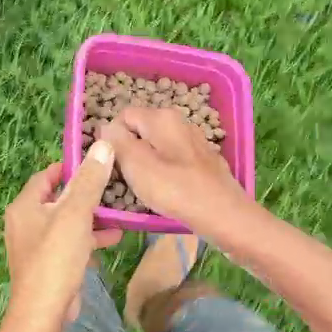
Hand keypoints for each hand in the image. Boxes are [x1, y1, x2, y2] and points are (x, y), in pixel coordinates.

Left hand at [2, 142, 123, 331]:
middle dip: (87, 194)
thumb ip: (89, 181)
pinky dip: (88, 238)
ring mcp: (36, 245)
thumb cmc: (55, 259)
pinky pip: (70, 242)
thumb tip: (103, 145)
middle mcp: (25, 222)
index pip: (47, 175)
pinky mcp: (49, 264)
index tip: (98, 163)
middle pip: (59, 198)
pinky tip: (113, 238)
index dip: (71, 166)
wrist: (43, 313)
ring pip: (67, 222)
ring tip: (121, 213)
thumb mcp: (75, 215)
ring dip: (92, 217)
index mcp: (25, 206)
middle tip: (115, 187)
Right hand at [99, 108, 251, 234]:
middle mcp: (180, 122)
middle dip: (129, 152)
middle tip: (126, 179)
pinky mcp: (204, 161)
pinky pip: (173, 161)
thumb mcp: (136, 165)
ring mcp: (195, 141)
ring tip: (145, 189)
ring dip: (146, 165)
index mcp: (161, 118)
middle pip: (141, 131)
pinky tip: (167, 192)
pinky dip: (165, 173)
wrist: (224, 215)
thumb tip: (106, 127)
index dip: (111, 139)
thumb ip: (117, 142)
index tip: (110, 165)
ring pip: (158, 147)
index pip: (123, 117)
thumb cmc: (176, 190)